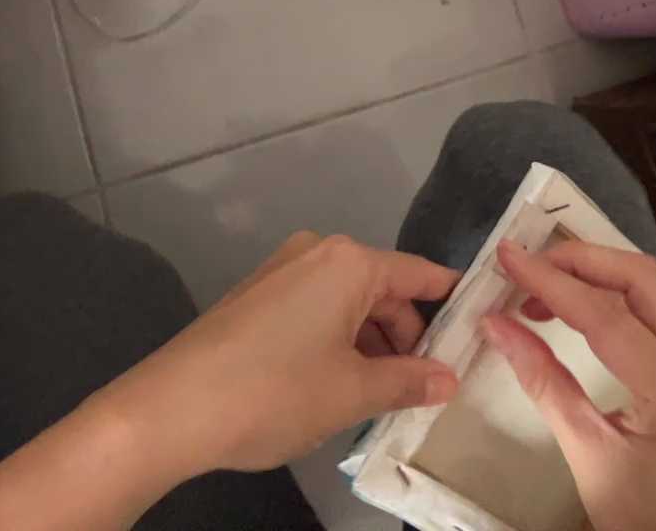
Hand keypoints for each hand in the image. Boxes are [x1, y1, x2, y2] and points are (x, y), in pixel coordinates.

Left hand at [103, 232, 461, 474]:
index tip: (480, 321)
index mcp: (348, 263)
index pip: (418, 274)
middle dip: (406, 334)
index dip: (451, 299)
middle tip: (421, 386)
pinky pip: (316, 306)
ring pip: (348, 300)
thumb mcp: (352, 392)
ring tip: (378, 395)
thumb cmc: (276, 390)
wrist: (175, 405)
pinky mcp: (259, 292)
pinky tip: (336, 382)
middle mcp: (317, 251)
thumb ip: (407, 380)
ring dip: (370, 341)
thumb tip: (448, 378)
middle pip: (382, 288)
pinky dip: (336, 337)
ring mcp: (283, 269)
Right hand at [482, 240, 655, 530]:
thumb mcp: (589, 457)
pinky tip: (585, 311)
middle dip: (580, 261)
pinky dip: (621, 300)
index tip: (508, 258)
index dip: (552, 281)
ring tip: (546, 290)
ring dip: (599, 276)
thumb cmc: (646, 526)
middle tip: (528, 268)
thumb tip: (494, 324)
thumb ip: (542, 381)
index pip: (608, 315)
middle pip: (643, 281)